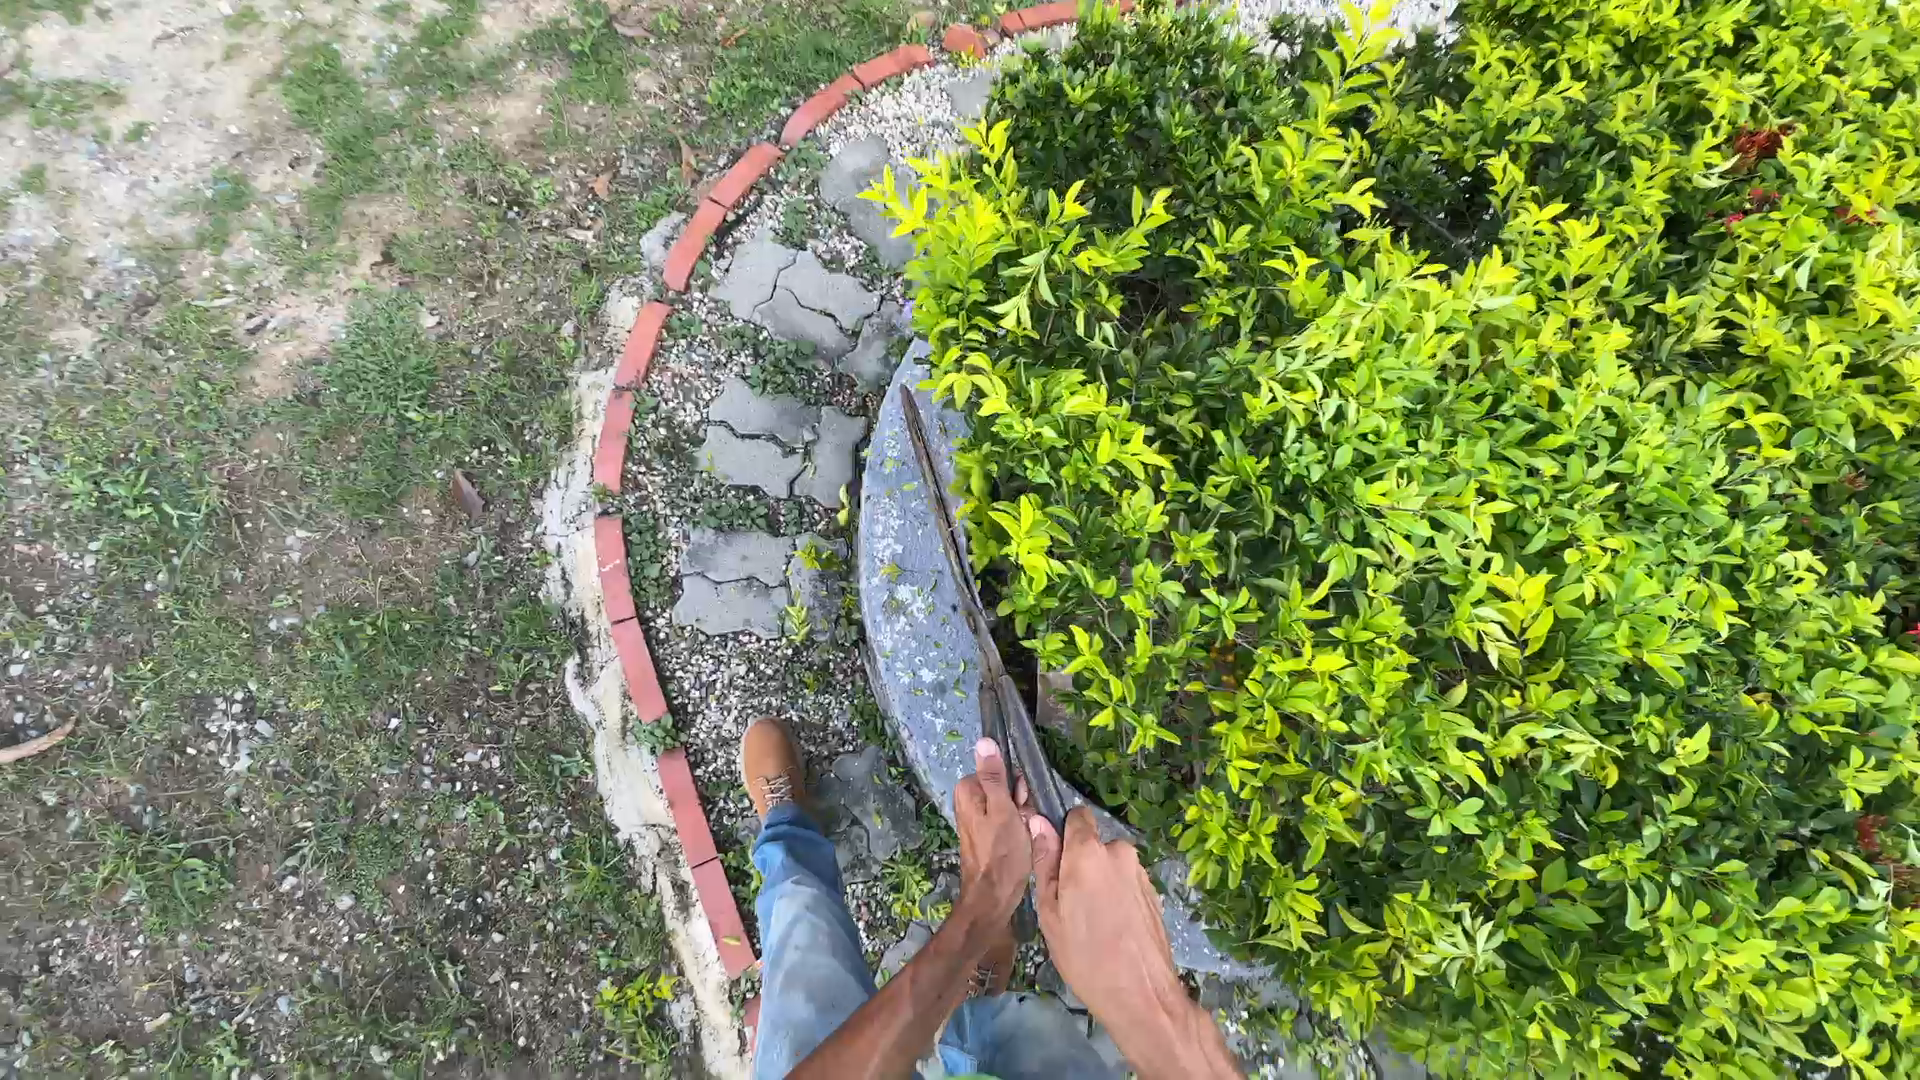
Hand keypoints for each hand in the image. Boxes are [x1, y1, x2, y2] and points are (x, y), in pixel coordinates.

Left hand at [952, 738, 1031, 925]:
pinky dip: (1019, 830)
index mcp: (968, 790)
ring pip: (1010, 805)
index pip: (1000, 770)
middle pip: (1005, 787)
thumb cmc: (1001, 853)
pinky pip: (1008, 821)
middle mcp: (969, 801)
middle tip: (1023, 823)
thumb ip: (994, 776)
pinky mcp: (987, 834)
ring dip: (1023, 818)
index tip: (1021, 804)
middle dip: (1021, 803)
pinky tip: (1023, 844)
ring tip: (1025, 836)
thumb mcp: (1003, 809)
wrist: (994, 898)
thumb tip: (984, 741)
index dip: (1016, 786)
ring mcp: (978, 819)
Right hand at [1029, 806, 1240, 1078]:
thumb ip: (1045, 862)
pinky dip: (1118, 895)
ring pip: (1111, 864)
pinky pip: (1127, 881)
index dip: (1064, 833)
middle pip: (1094, 843)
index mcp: (1088, 851)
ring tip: (1094, 920)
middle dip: (1082, 863)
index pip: (1077, 815)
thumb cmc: (1085, 954)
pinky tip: (1114, 927)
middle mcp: (1118, 851)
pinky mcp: (1154, 892)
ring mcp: (1140, 871)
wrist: (1142, 995)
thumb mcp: (1050, 911)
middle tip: (1071, 900)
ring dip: (1102, 880)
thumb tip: (1038, 822)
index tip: (1056, 859)